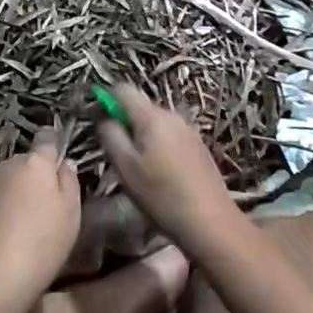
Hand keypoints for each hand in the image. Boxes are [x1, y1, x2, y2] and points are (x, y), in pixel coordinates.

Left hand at [0, 132, 81, 312]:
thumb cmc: (40, 245)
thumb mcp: (70, 216)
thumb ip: (69, 183)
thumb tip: (63, 165)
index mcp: (35, 163)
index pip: (47, 140)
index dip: (53, 147)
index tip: (57, 160)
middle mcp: (6, 165)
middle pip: (25, 164)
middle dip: (33, 178)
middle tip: (43, 208)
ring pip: (5, 182)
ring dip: (13, 195)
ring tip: (21, 227)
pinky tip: (0, 236)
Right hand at [97, 85, 241, 250]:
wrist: (211, 223)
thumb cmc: (161, 195)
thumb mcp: (124, 166)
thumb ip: (109, 134)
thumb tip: (103, 116)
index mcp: (152, 116)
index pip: (122, 89)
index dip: (106, 100)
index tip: (101, 126)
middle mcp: (173, 115)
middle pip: (139, 106)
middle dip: (124, 123)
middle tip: (119, 155)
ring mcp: (189, 130)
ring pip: (154, 123)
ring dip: (141, 137)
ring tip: (139, 169)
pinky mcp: (198, 146)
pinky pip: (169, 136)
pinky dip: (158, 147)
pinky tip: (161, 175)